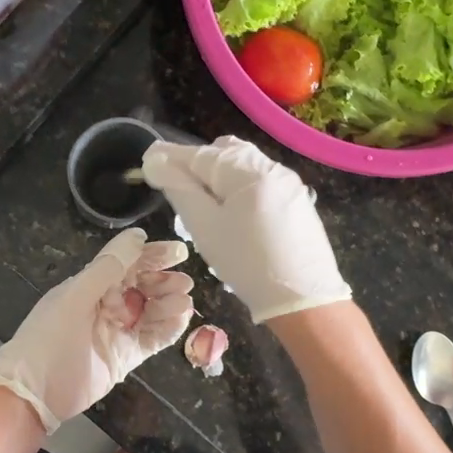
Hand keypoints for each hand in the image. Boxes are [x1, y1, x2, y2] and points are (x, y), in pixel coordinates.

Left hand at [0, 228, 194, 432]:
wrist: (33, 393)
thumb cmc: (49, 339)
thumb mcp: (75, 298)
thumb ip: (107, 269)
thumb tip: (137, 237)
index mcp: (90, 286)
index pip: (127, 263)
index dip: (152, 256)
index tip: (179, 252)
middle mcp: (106, 305)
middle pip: (143, 286)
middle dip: (164, 281)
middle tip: (184, 283)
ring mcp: (116, 331)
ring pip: (151, 311)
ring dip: (169, 304)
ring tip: (184, 303)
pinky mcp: (125, 357)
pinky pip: (152, 338)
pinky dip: (167, 329)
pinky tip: (180, 321)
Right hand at [141, 136, 350, 323]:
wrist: (303, 300)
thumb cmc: (247, 265)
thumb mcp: (205, 229)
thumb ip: (180, 191)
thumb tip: (158, 163)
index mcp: (249, 172)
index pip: (201, 154)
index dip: (172, 156)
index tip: (148, 160)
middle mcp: (272, 168)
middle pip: (226, 153)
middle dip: (197, 164)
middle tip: (176, 185)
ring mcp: (288, 183)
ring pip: (244, 165)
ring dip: (219, 175)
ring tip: (203, 201)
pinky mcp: (296, 200)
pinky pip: (260, 180)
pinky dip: (238, 186)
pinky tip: (231, 211)